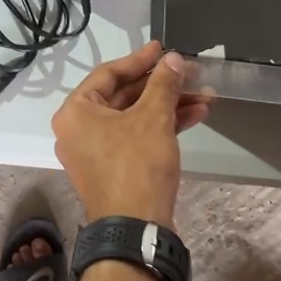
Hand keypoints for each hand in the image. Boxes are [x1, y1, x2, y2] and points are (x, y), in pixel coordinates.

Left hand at [52, 41, 211, 228]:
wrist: (135, 231)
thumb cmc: (136, 166)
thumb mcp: (153, 118)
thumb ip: (163, 84)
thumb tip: (174, 59)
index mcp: (76, 112)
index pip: (108, 74)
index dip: (139, 59)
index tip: (163, 48)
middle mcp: (79, 130)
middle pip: (123, 95)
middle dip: (162, 85)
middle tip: (191, 72)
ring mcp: (95, 152)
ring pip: (135, 118)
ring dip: (169, 105)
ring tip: (204, 95)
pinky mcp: (113, 170)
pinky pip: (136, 137)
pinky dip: (163, 126)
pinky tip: (196, 116)